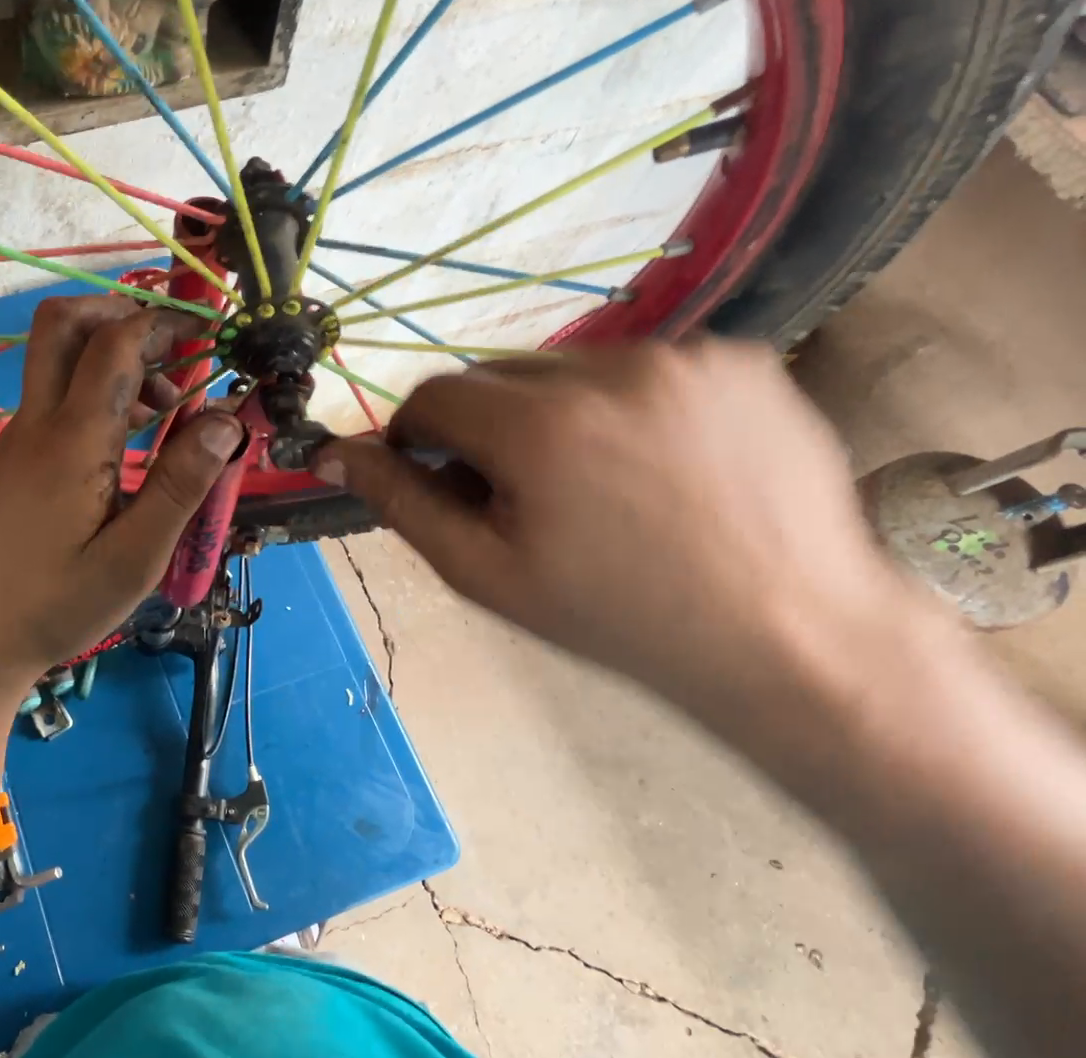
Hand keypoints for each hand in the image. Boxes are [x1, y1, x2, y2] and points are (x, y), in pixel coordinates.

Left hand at [0, 295, 245, 691]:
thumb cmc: (55, 607)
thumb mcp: (134, 557)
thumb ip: (181, 484)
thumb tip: (227, 418)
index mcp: (72, 440)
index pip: (117, 343)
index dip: (167, 324)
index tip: (213, 335)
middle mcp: (36, 424)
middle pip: (63, 324)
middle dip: (122, 313)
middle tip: (175, 348)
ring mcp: (15, 442)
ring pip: (55, 362)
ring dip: (109, 357)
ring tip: (166, 406)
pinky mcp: (9, 465)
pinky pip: (52, 402)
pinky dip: (92, 394)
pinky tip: (126, 444)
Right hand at [313, 338, 921, 724]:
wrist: (793, 635)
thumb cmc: (618, 618)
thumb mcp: (487, 574)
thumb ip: (401, 502)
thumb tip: (329, 454)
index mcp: (541, 427)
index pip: (435, 395)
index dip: (420, 436)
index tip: (437, 477)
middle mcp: (610, 368)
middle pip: (500, 375)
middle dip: (488, 427)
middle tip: (519, 496)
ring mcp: (686, 356)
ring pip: (569, 368)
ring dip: (555, 413)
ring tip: (595, 485)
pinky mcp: (741, 358)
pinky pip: (642, 368)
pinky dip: (623, 406)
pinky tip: (655, 465)